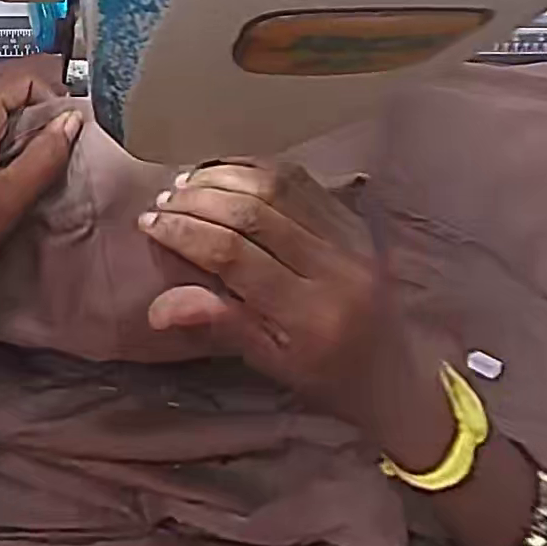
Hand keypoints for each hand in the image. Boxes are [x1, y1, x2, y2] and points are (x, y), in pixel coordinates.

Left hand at [0, 68, 82, 321]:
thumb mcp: (12, 193)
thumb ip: (47, 152)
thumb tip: (71, 120)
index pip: (21, 81)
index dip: (52, 100)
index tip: (70, 133)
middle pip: (7, 98)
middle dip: (37, 123)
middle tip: (57, 158)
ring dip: (19, 141)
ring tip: (34, 175)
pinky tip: (6, 184)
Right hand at [141, 161, 399, 415]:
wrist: (398, 376)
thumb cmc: (326, 377)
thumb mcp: (268, 364)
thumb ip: (218, 324)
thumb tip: (157, 307)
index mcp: (310, 316)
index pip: (234, 257)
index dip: (185, 233)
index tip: (148, 222)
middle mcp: (335, 269)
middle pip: (253, 214)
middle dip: (197, 200)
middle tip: (163, 199)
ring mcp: (350, 239)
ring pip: (276, 187)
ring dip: (222, 177)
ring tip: (186, 182)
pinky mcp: (355, 220)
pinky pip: (300, 179)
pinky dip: (255, 168)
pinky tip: (224, 171)